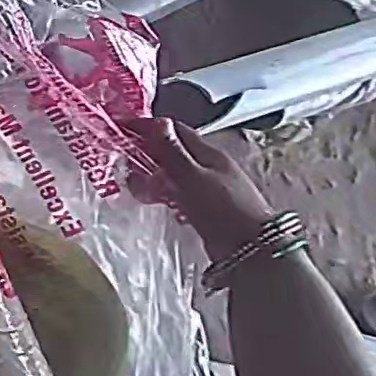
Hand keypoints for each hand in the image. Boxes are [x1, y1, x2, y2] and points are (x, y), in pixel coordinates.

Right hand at [123, 116, 278, 260]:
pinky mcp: (203, 207)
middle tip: (123, 160)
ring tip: (135, 185)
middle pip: (170, 150)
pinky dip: (160, 192)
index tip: (121, 128)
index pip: (173, 129)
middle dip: (145, 152)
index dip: (147, 126)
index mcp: (208, 154)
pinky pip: (174, 192)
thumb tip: (156, 121)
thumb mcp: (192, 177)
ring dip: (150, 175)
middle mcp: (207, 167)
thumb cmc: (224, 210)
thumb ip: (172, 151)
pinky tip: (153, 200)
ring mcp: (206, 187)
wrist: (253, 253)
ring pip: (170, 172)